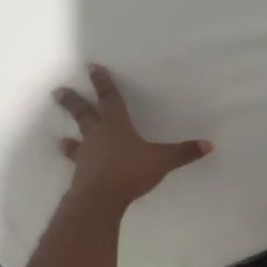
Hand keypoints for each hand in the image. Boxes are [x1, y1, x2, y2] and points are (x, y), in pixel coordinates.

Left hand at [54, 65, 210, 208]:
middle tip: (58, 92)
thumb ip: (183, 153)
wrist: (100, 198)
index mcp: (116, 126)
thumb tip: (208, 145)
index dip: (102, 83)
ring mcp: (86, 156)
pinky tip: (76, 168)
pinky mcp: (81, 175)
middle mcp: (97, 136)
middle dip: (72, 102)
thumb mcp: (161, 161)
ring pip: (76, 143)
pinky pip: (78, 165)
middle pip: (83, 115)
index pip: (110, 99)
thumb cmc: (130, 172)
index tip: (91, 67)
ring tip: (61, 140)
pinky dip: (76, 164)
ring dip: (70, 140)